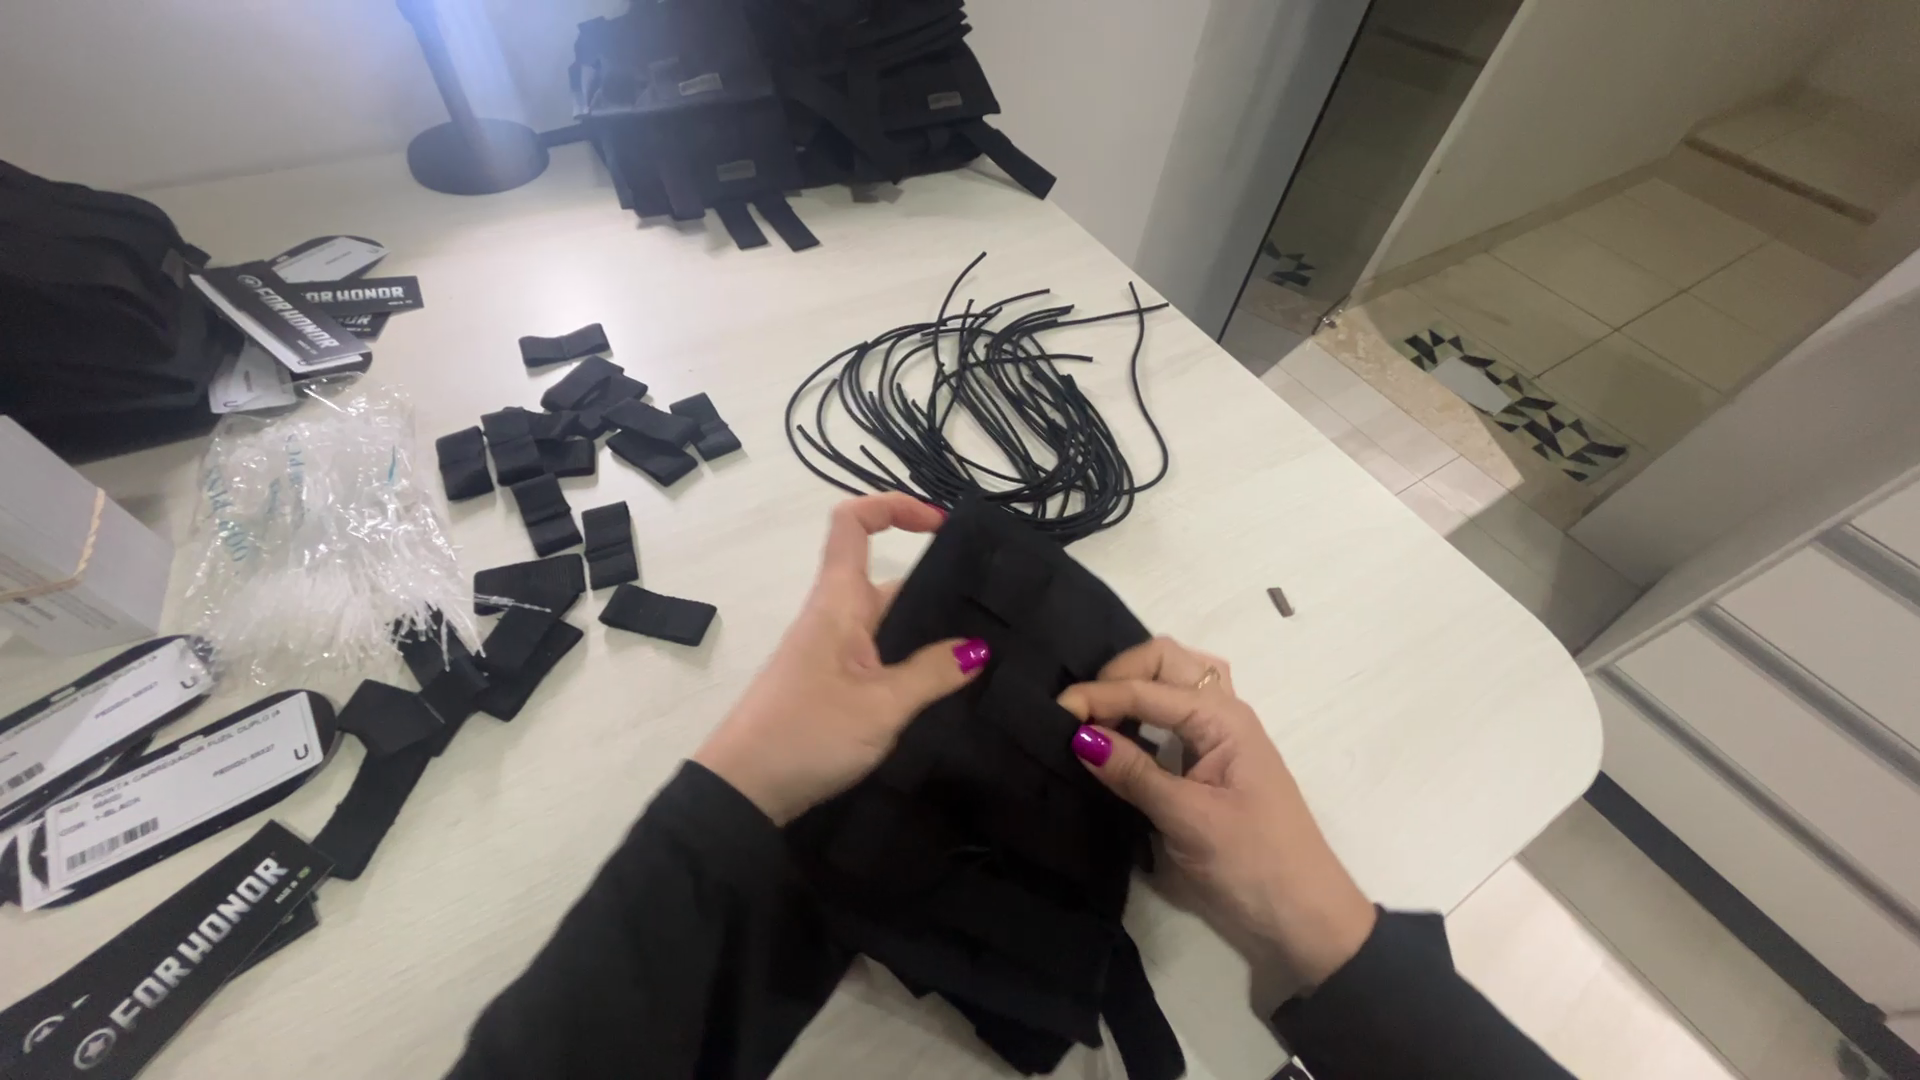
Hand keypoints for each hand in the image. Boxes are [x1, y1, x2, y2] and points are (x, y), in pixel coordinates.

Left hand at [694, 494, 990, 825]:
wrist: (743, 791)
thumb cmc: (806, 734)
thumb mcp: (881, 706)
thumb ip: (932, 674)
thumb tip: (977, 647)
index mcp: (838, 602)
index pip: (853, 524)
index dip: (893, 507)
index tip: (939, 524)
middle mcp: (836, 617)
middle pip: (887, 580)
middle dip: (938, 589)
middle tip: (994, 610)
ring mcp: (834, 652)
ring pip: (889, 623)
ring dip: (930, 632)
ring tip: (987, 651)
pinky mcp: (835, 683)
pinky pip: (882, 655)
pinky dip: (914, 660)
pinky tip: (949, 687)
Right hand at [1058, 638, 1375, 986]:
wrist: (1307, 918)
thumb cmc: (1255, 865)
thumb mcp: (1189, 820)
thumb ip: (1134, 773)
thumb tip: (1079, 735)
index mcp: (1224, 718)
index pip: (1148, 689)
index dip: (1099, 695)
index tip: (1056, 712)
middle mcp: (1223, 712)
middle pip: (1166, 660)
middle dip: (1119, 672)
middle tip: (1081, 709)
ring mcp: (1220, 733)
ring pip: (1174, 676)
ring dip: (1135, 680)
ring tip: (1097, 711)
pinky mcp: (1212, 756)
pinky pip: (1175, 708)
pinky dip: (1144, 704)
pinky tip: (1121, 726)